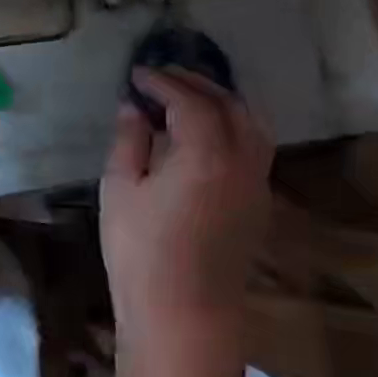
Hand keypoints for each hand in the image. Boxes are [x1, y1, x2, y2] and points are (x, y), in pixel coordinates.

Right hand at [100, 66, 271, 342]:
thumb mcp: (119, 189)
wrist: (183, 304)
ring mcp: (258, 182)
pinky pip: (252, 146)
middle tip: (163, 74)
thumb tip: (132, 110)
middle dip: (199, 85)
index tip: (137, 72)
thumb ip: (130, 144)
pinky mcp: (257, 200)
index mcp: (207, 157)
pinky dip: (229, 126)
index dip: (164, 83)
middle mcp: (244, 162)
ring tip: (185, 96)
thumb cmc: (138, 246)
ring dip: (220, 103)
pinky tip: (200, 131)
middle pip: (233, 108)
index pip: (191, 104)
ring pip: (252, 126)